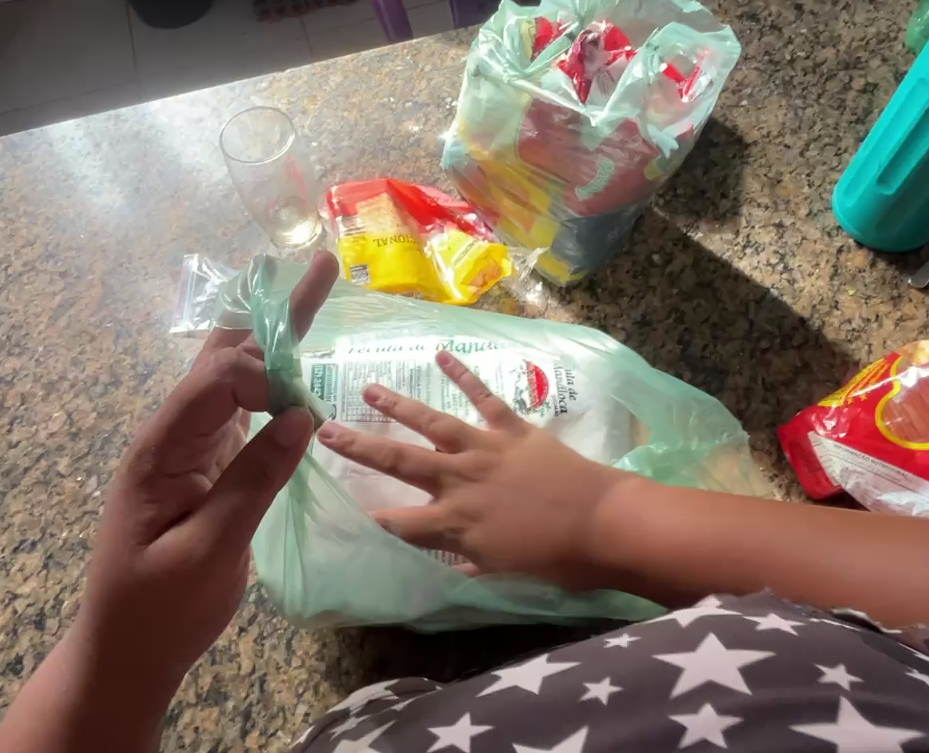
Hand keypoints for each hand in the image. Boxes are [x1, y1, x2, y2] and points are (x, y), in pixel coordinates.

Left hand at [78, 251, 338, 680]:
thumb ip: (253, 481)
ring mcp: (193, 440)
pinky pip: (244, 402)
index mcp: (162, 447)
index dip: (264, 377)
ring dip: (275, 330)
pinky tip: (296, 355)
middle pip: (225, 352)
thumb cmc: (159, 608)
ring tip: (313, 285)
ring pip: (235, 369)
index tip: (303, 410)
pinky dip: (275, 372)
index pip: (215, 381)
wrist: (128, 650)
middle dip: (274, 311)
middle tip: (320, 267)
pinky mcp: (211, 455)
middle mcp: (175, 430)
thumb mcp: (207, 553)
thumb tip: (302, 416)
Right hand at [313, 350, 638, 587]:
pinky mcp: (511, 429)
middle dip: (361, 447)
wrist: (602, 523)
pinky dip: (464, 376)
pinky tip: (442, 355)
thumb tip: (444, 561)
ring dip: (399, 406)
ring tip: (369, 387)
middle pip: (401, 463)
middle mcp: (460, 481)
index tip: (334, 506)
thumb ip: (467, 561)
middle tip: (327, 429)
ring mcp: (484, 449)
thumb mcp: (503, 573)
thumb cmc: (555, 559)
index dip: (365, 518)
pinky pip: (483, 398)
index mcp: (456, 524)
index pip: (398, 524)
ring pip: (433, 424)